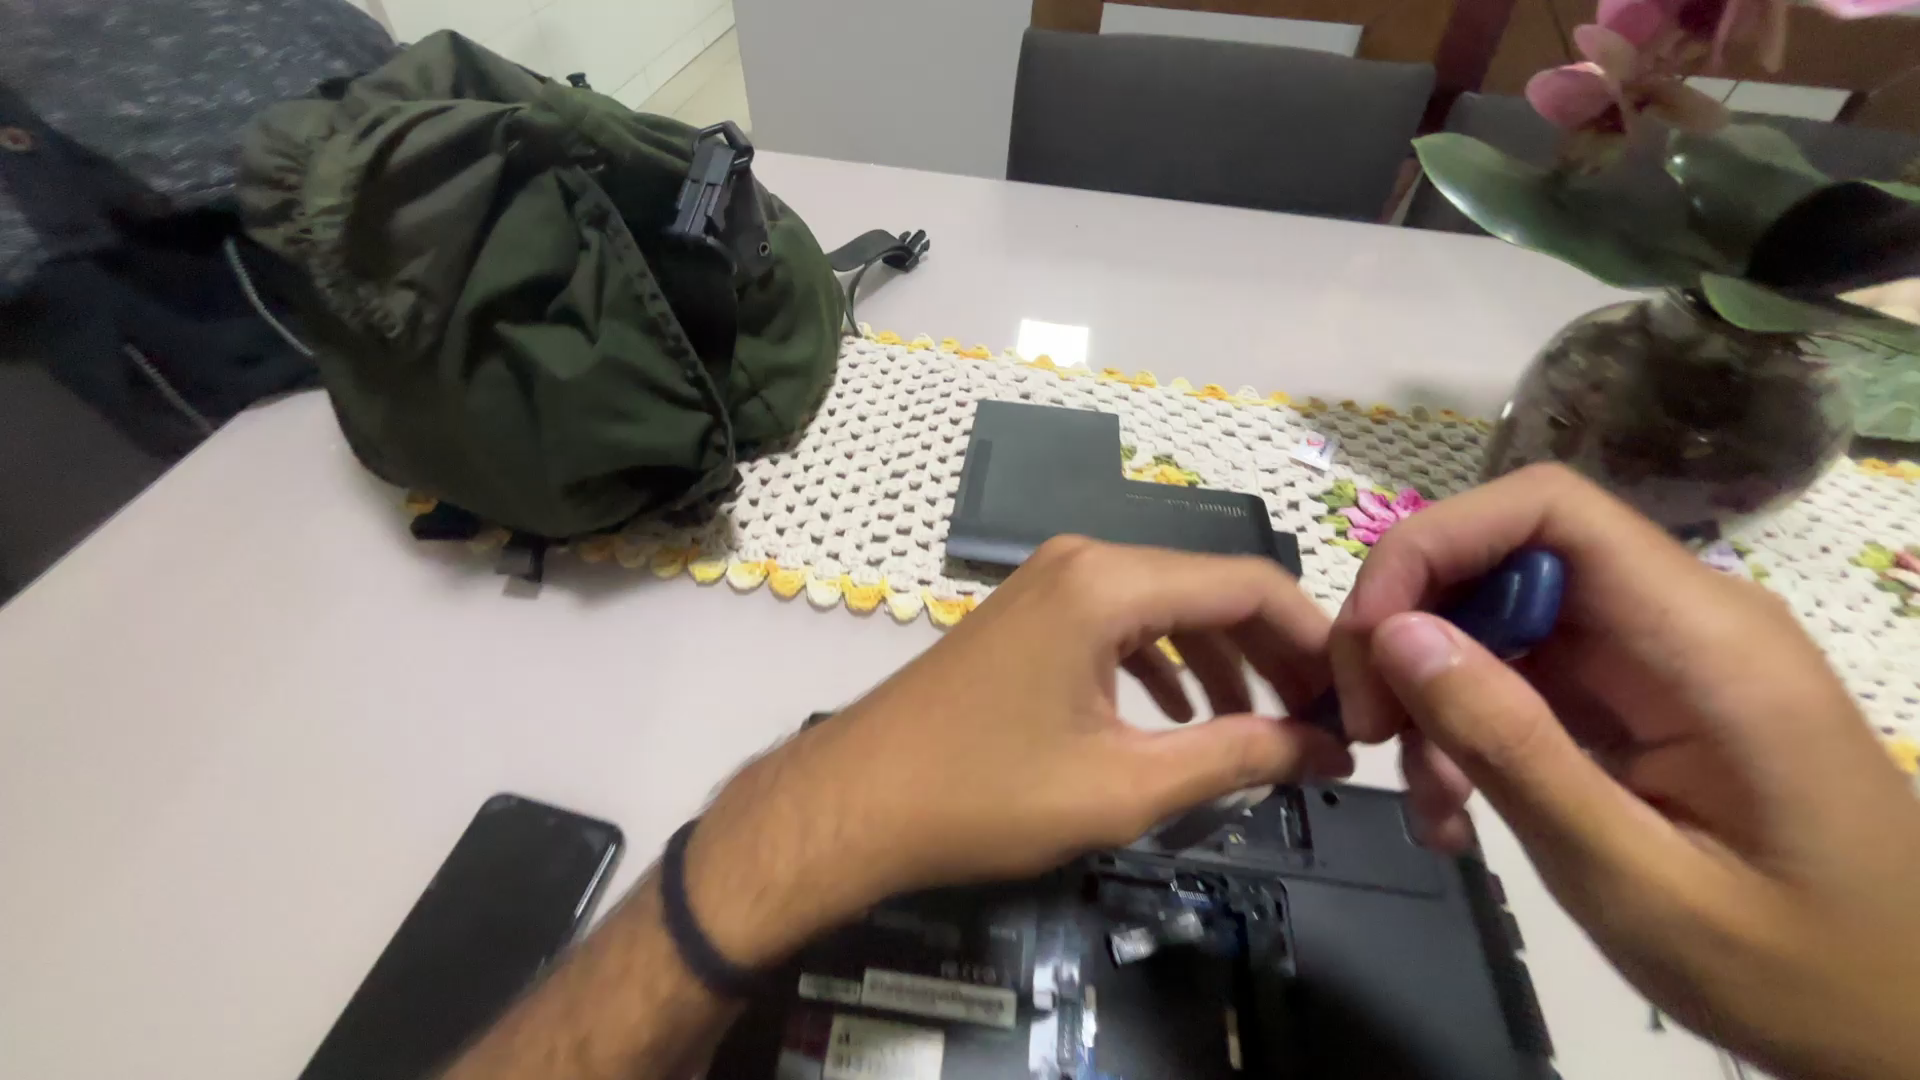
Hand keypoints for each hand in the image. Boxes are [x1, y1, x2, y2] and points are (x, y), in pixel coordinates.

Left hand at [683, 537, 1350, 970]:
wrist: (858, 798)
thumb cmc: (987, 793)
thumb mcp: (1124, 785)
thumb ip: (1235, 757)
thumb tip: (1324, 752)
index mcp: (1110, 582)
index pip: (1248, 584)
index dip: (1314, 640)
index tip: (1353, 701)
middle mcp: (1083, 560)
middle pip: (1207, 591)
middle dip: (1269, 655)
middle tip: (1318, 726)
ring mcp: (1050, 581)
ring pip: (1163, 609)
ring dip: (1216, 664)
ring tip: (1258, 731)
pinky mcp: (1030, 612)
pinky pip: (1118, 625)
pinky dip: (1160, 666)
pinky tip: (1180, 720)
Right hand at [1330, 464, 1919, 1079]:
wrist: (1905, 1031)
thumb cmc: (1797, 971)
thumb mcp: (1630, 876)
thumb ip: (1510, 746)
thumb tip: (1393, 632)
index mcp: (1705, 642)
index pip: (1544, 510)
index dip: (1431, 544)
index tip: (1368, 638)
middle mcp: (1676, 618)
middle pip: (1496, 556)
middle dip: (1404, 626)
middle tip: (1365, 723)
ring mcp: (1646, 653)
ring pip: (1485, 616)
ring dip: (1423, 689)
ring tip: (1420, 791)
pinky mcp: (1622, 690)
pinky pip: (1507, 670)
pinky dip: (1456, 724)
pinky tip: (1452, 803)